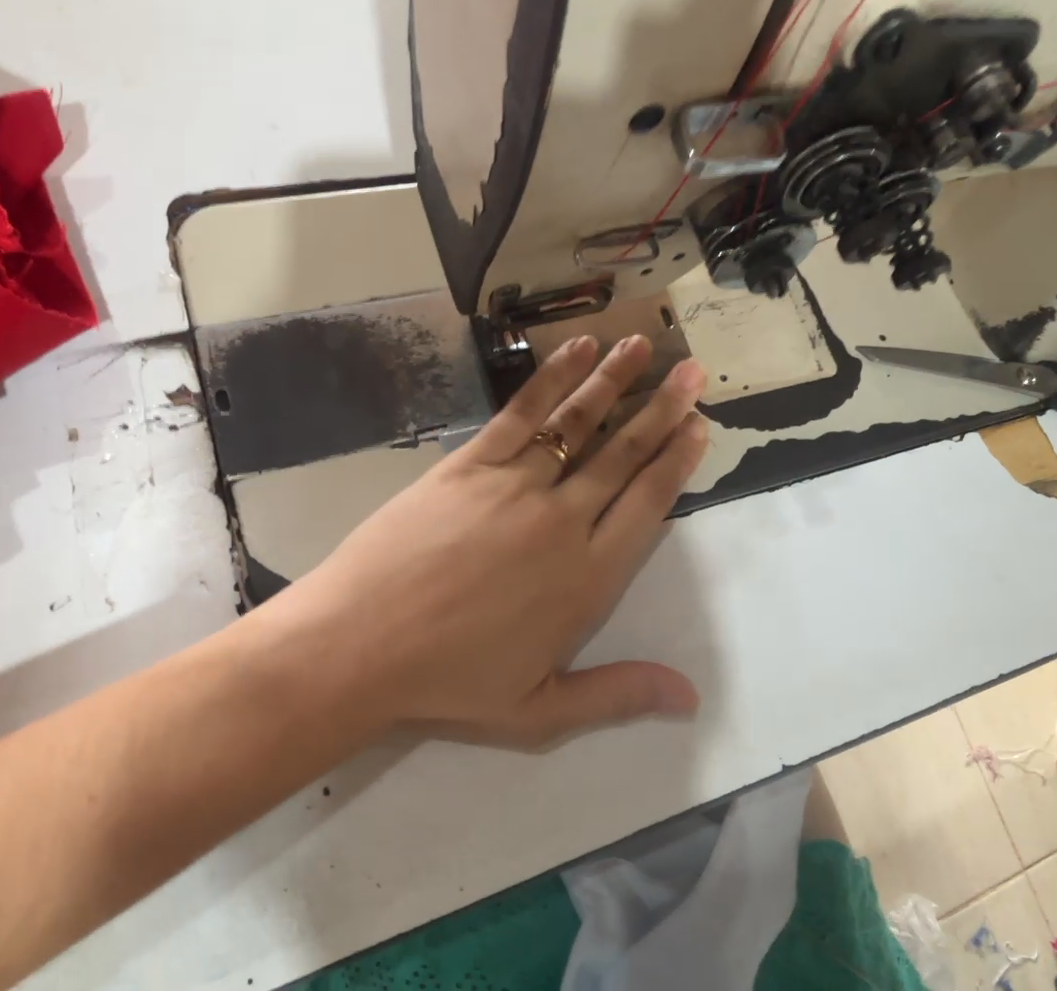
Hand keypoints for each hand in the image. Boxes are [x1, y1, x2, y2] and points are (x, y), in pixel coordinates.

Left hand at [271, 333, 708, 747]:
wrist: (357, 646)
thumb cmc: (448, 683)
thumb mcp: (539, 711)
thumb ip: (619, 693)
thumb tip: (691, 697)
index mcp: (586, 579)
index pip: (647, 505)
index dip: (676, 461)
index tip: (699, 425)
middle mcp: (561, 522)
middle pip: (623, 455)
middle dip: (661, 409)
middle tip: (690, 370)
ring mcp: (513, 486)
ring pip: (577, 425)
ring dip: (613, 381)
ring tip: (642, 345)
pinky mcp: (468, 465)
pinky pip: (521, 414)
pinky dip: (552, 379)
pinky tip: (576, 350)